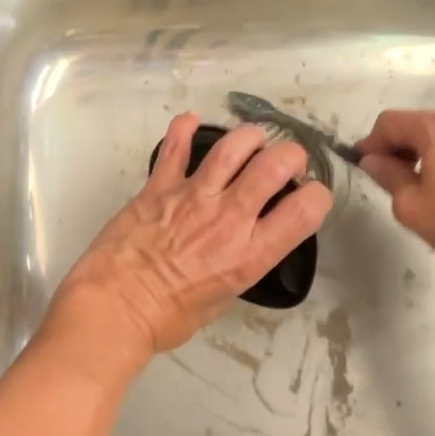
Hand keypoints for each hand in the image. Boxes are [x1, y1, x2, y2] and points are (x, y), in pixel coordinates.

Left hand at [48, 113, 333, 367]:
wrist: (117, 303)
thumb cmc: (169, 316)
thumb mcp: (223, 298)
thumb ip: (239, 264)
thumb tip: (241, 246)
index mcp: (250, 254)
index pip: (303, 212)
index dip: (317, 196)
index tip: (312, 193)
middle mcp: (228, 218)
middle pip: (272, 167)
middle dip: (290, 154)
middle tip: (287, 158)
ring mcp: (192, 196)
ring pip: (229, 149)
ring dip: (248, 136)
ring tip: (253, 137)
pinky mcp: (159, 185)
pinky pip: (174, 147)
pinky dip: (184, 128)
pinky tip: (191, 119)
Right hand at [354, 109, 434, 287]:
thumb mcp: (413, 208)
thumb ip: (388, 177)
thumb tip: (374, 161)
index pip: (389, 122)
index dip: (371, 143)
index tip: (364, 167)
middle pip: (421, 127)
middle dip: (401, 149)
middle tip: (392, 181)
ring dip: (429, 158)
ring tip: (428, 193)